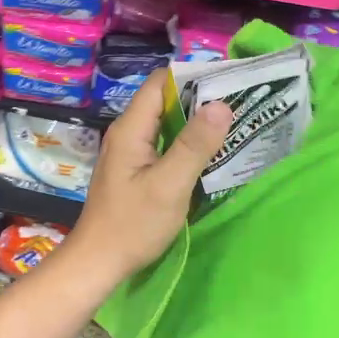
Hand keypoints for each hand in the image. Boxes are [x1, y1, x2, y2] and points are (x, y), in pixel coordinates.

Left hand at [65, 72, 231, 281]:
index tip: (228, 80)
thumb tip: (221, 103)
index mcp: (131, 129)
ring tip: (234, 122)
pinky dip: (186, 143)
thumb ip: (194, 145)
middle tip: (240, 101)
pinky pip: (163, 144)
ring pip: (165, 123)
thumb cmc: (133, 224)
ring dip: (195, 122)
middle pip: (164, 101)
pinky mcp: (135, 169)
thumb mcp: (170, 185)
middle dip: (199, 98)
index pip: (160, 83)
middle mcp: (127, 133)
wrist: (99, 261)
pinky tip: (211, 151)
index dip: (193, 76)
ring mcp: (129, 151)